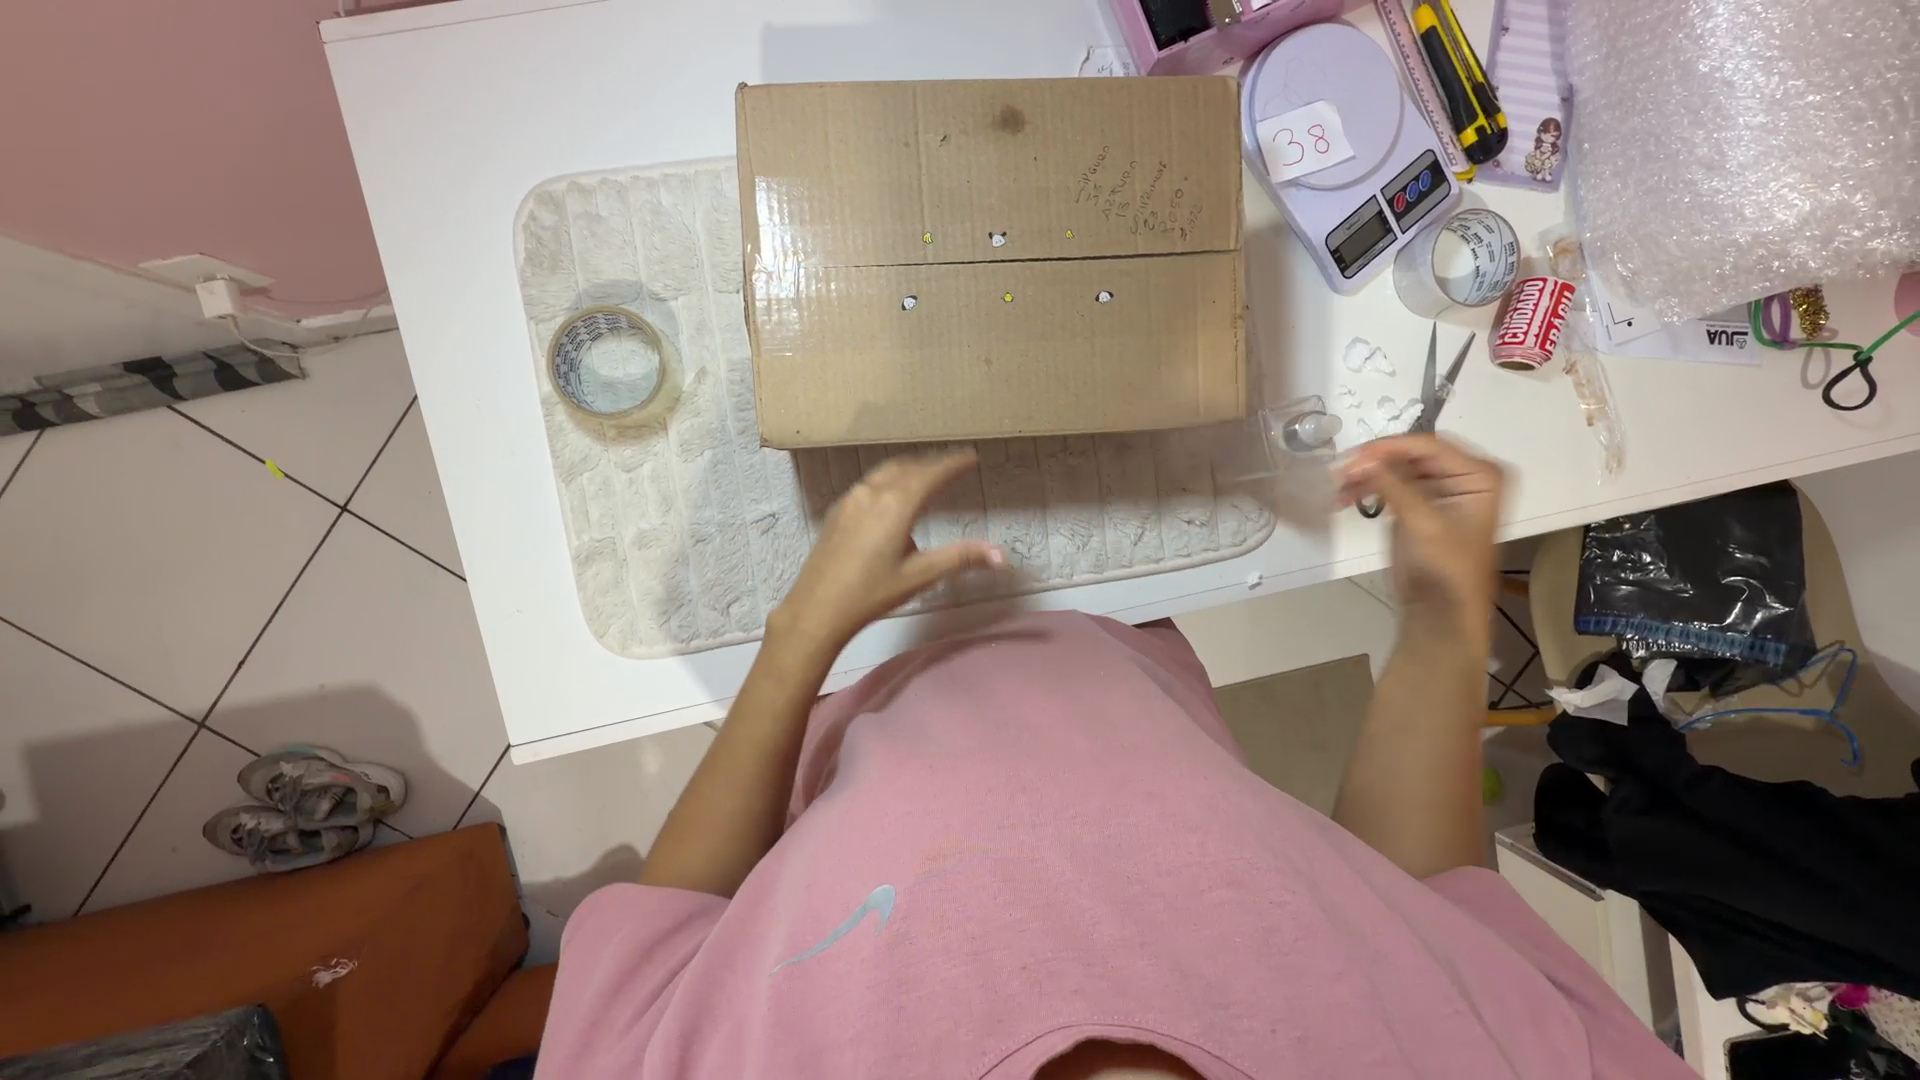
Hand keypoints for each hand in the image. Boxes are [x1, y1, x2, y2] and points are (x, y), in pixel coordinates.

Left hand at [770, 450, 1005, 656]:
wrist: (816, 608)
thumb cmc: (871, 594)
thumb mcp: (920, 576)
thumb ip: (960, 558)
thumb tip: (1001, 555)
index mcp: (896, 505)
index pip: (931, 474)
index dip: (953, 463)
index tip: (971, 456)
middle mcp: (872, 493)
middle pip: (908, 467)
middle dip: (932, 463)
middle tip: (953, 464)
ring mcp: (851, 500)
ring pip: (885, 473)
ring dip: (909, 469)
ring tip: (926, 474)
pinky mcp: (837, 511)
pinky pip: (869, 484)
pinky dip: (889, 480)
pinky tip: (891, 496)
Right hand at [1336, 435, 1505, 635]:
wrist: (1440, 609)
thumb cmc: (1446, 567)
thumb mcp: (1423, 522)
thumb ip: (1393, 485)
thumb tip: (1357, 459)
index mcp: (1479, 474)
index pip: (1429, 446)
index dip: (1389, 448)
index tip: (1352, 458)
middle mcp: (1462, 475)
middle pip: (1410, 454)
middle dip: (1374, 461)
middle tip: (1340, 471)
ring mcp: (1438, 488)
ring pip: (1394, 467)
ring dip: (1364, 475)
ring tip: (1336, 489)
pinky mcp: (1416, 503)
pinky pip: (1387, 484)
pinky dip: (1365, 488)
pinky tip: (1343, 498)